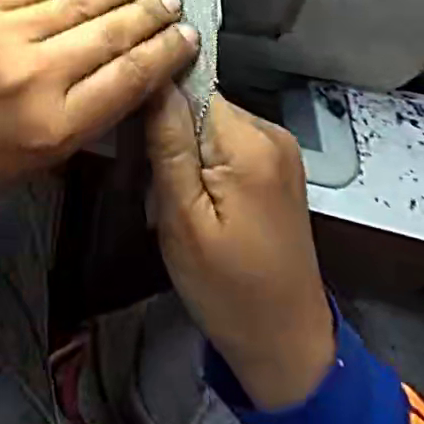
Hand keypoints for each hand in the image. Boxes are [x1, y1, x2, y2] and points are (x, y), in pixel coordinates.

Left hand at [0, 0, 199, 219]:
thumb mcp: (32, 166)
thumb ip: (84, 123)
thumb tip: (128, 81)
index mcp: (53, 128)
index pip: (129, 79)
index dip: (166, 54)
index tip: (187, 38)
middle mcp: (36, 76)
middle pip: (113, 34)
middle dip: (152, 16)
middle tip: (174, 3)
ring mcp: (5, 35)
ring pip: (82, 2)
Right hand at [147, 89, 336, 412]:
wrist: (287, 343)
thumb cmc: (228, 289)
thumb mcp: (182, 220)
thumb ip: (168, 144)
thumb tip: (156, 80)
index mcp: (249, 142)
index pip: (191, 87)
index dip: (158, 104)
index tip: (136, 136)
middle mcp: (271, 132)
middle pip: (202, 103)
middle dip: (172, 132)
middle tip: (156, 183)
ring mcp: (280, 147)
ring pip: (213, 122)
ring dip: (188, 148)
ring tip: (177, 196)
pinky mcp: (280, 165)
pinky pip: (230, 142)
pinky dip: (209, 161)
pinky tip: (203, 200)